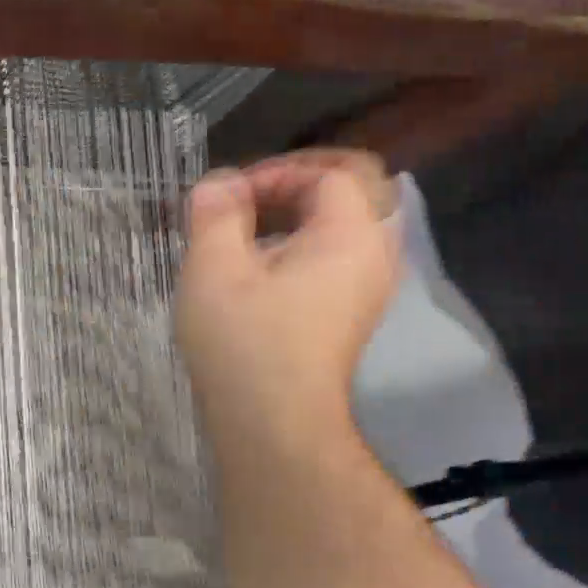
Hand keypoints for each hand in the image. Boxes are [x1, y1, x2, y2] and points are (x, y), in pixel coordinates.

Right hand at [174, 149, 401, 442]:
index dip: (275, 171)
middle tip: (236, 205)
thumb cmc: (243, 339)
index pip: (330, 172)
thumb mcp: (212, 270)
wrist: (272, 416)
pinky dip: (298, 247)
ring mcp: (367, 285)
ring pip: (341, 226)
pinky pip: (334, 257)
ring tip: (237, 238)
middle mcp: (374, 252)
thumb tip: (217, 181)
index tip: (224, 198)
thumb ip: (215, 216)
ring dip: (292, 218)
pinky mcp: (349, 312)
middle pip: (349, 192)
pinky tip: (255, 273)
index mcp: (351, 233)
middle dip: (290, 187)